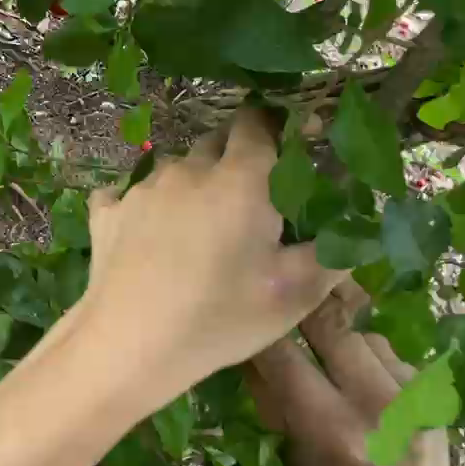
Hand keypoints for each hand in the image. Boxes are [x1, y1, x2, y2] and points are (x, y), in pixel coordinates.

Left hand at [83, 108, 342, 387]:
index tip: (290, 141)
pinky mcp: (105, 209)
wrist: (131, 339)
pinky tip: (150, 229)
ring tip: (203, 221)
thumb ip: (333, 248)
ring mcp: (139, 188)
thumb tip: (359, 223)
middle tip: (252, 193)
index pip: (255, 126)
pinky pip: (129, 192)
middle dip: (235, 156)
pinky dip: (145, 203)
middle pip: (213, 142)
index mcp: (237, 181)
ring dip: (191, 182)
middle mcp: (184, 171)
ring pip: (173, 168)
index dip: (275, 126)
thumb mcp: (295, 291)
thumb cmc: (221, 316)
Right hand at [245, 281, 464, 465]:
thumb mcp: (289, 450)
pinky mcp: (432, 394)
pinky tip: (359, 372)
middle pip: (328, 324)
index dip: (257, 328)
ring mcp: (411, 397)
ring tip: (324, 350)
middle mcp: (374, 404)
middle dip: (298, 308)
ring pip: (359, 331)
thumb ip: (271, 394)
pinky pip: (387, 349)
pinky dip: (366, 352)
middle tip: (278, 296)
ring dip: (334, 333)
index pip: (281, 353)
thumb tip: (245, 341)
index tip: (242, 311)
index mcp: (329, 426)